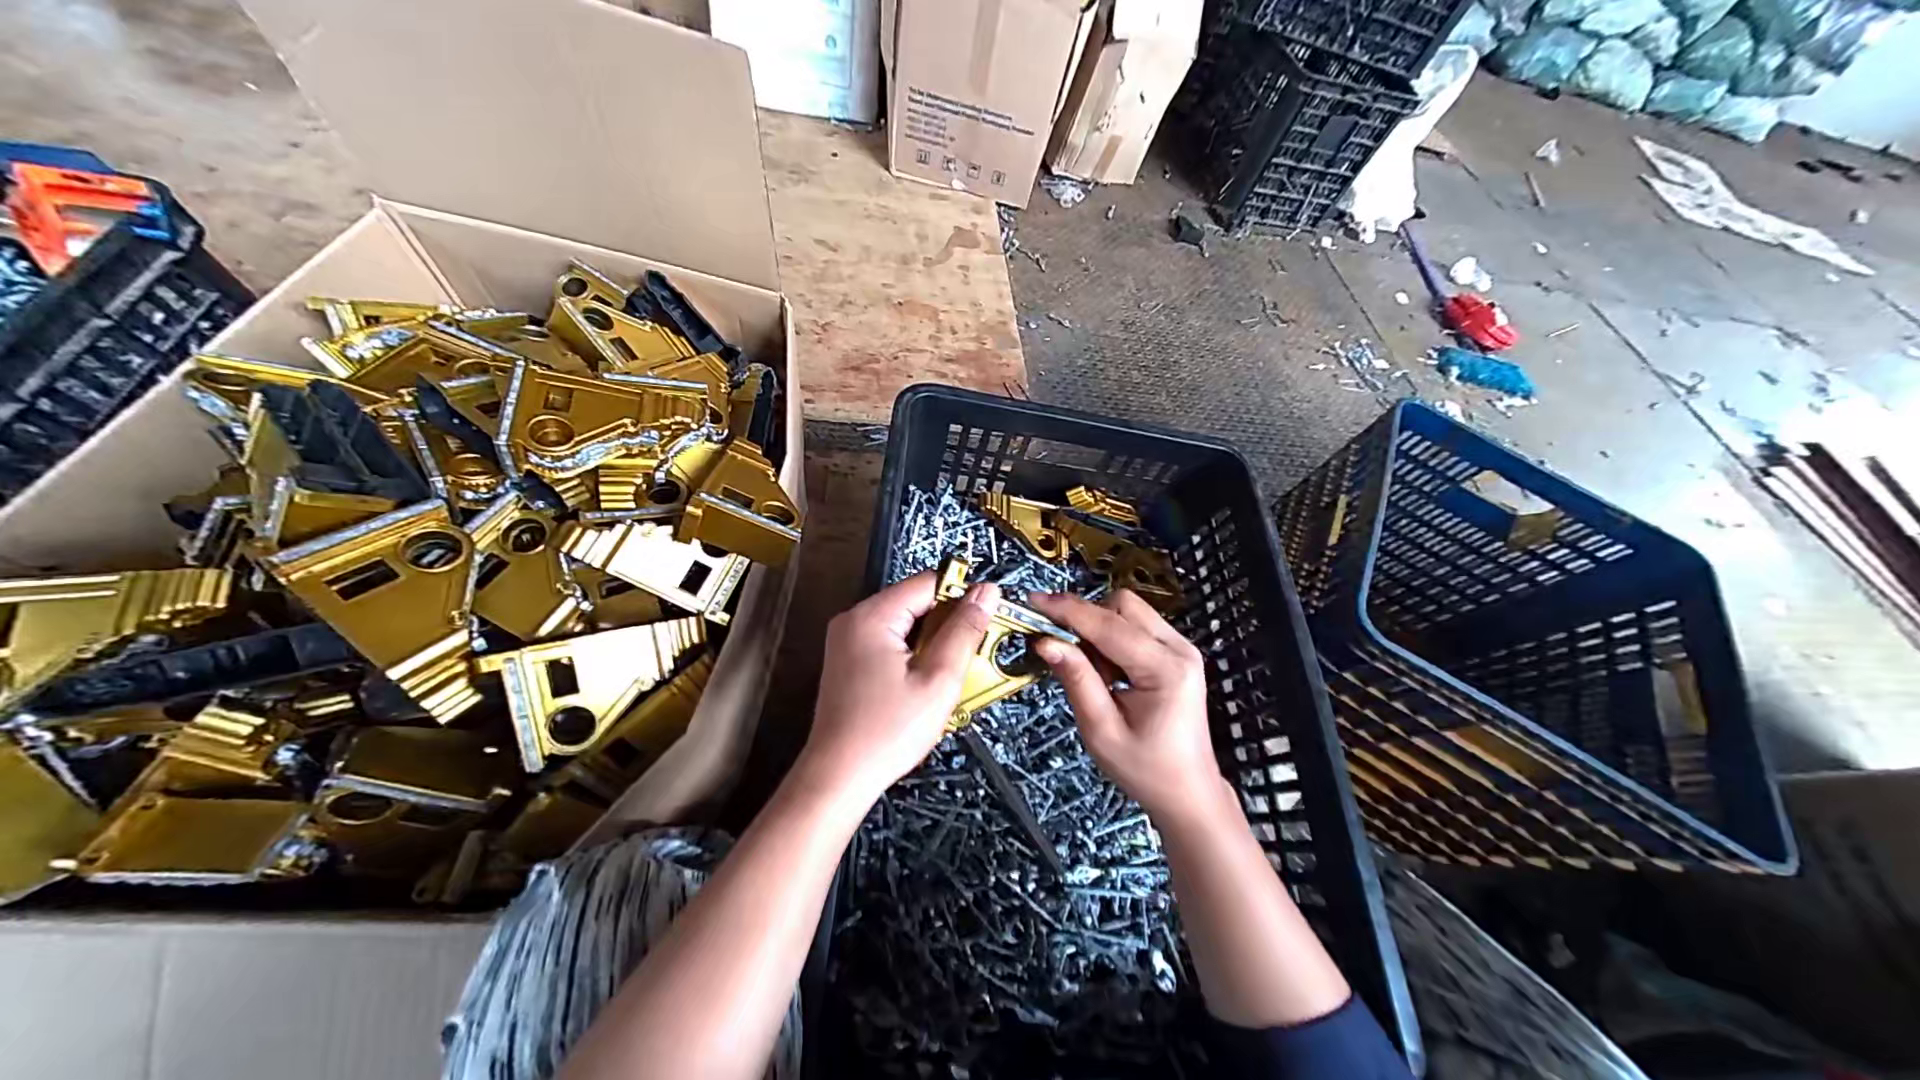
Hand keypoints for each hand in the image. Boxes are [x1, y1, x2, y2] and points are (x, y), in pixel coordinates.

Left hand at [798, 571, 998, 809]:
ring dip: (932, 641)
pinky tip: (925, 681)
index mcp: (872, 616)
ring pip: (904, 624)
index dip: (962, 596)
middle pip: (914, 602)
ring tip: (948, 672)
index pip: (927, 583)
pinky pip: (889, 642)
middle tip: (971, 654)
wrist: (839, 776)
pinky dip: (913, 654)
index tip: (987, 619)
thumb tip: (986, 592)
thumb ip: (964, 631)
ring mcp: (846, 640)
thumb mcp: (939, 680)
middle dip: (947, 623)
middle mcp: (853, 620)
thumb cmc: (887, 732)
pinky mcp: (847, 661)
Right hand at [1029, 590, 1229, 823]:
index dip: (1068, 611)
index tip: (1034, 601)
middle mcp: (1179, 650)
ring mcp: (1181, 648)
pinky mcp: (1176, 653)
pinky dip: (1112, 639)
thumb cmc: (1146, 770)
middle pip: (1122, 606)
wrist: (1187, 792)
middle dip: (1087, 620)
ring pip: (1129, 611)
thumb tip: (1046, 642)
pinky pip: (1136, 626)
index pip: (1108, 626)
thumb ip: (1076, 680)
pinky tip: (1108, 673)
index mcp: (1165, 670)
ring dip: (1099, 630)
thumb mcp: (1101, 731)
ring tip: (1094, 673)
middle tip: (1065, 652)